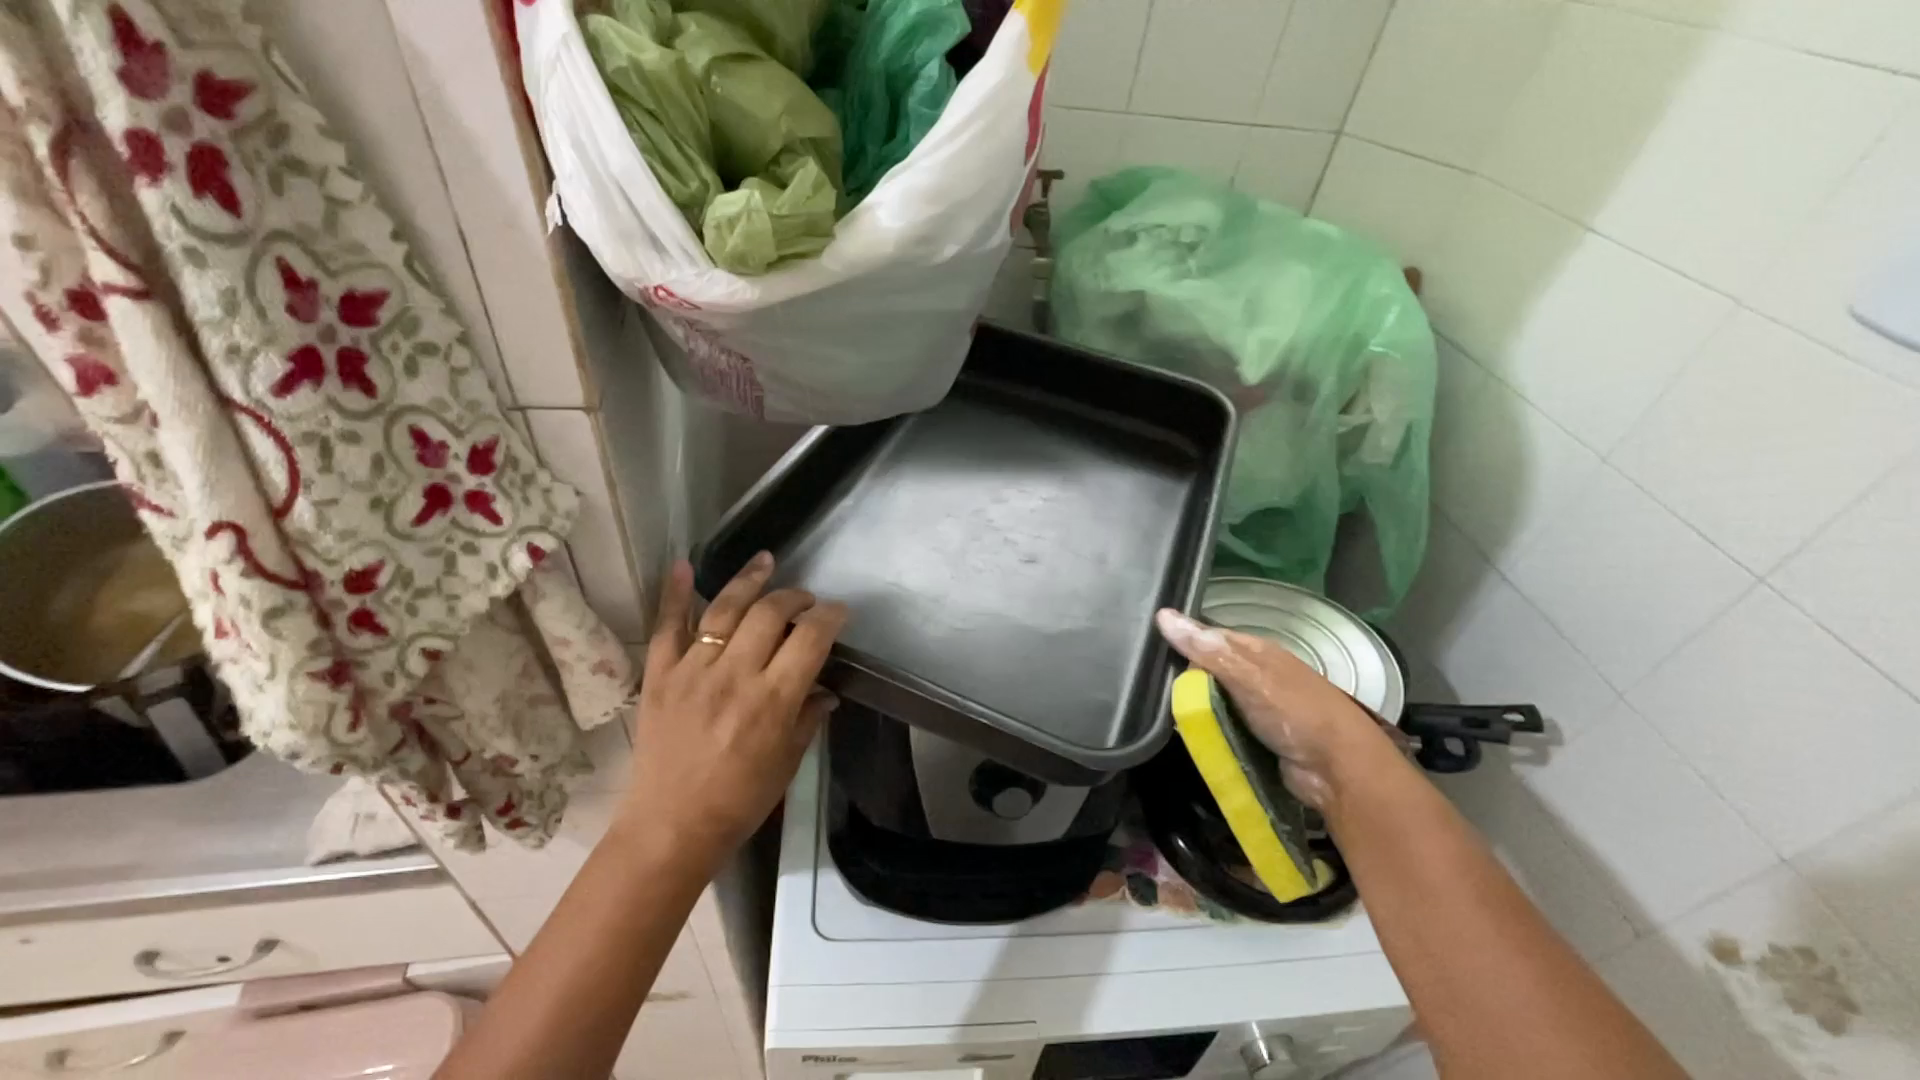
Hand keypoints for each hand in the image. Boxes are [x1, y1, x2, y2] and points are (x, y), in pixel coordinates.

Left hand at [622, 554, 848, 862]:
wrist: (670, 827)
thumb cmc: (739, 802)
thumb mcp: (788, 763)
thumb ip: (809, 718)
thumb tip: (827, 689)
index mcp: (773, 700)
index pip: (810, 638)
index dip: (830, 616)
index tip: (838, 613)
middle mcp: (735, 675)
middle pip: (771, 613)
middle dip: (795, 597)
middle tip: (805, 600)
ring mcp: (692, 670)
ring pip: (725, 608)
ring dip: (749, 580)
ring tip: (766, 561)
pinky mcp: (659, 675)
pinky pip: (667, 625)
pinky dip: (674, 593)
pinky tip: (684, 564)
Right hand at [1156, 608, 1400, 809]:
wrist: (1339, 770)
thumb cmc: (1296, 713)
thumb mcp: (1248, 677)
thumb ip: (1207, 651)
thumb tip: (1163, 615)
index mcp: (1259, 652)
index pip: (1210, 637)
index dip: (1183, 641)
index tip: (1149, 653)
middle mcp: (1258, 676)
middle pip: (1210, 670)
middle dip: (1185, 679)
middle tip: (1148, 687)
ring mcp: (1259, 708)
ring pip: (1214, 701)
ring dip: (1194, 708)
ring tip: (1160, 712)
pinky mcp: (1257, 737)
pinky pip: (1223, 727)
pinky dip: (1207, 730)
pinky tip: (1188, 734)